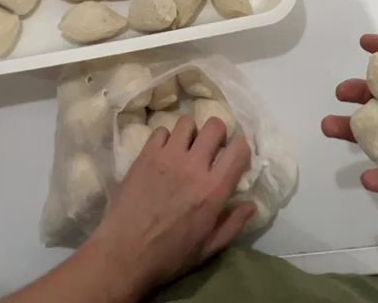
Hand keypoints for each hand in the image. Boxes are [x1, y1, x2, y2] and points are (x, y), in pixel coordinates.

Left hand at [81, 116, 254, 297]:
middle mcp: (194, 165)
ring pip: (187, 122)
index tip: (234, 158)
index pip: (239, 149)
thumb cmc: (170, 255)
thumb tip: (252, 203)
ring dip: (190, 134)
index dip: (240, 149)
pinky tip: (162, 155)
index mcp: (213, 189)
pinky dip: (165, 139)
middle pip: (215, 125)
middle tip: (210, 150)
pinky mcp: (146, 154)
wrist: (125, 252)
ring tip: (185, 149)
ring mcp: (168, 156)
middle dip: (217, 134)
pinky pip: (161, 130)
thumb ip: (233, 224)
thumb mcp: (208, 249)